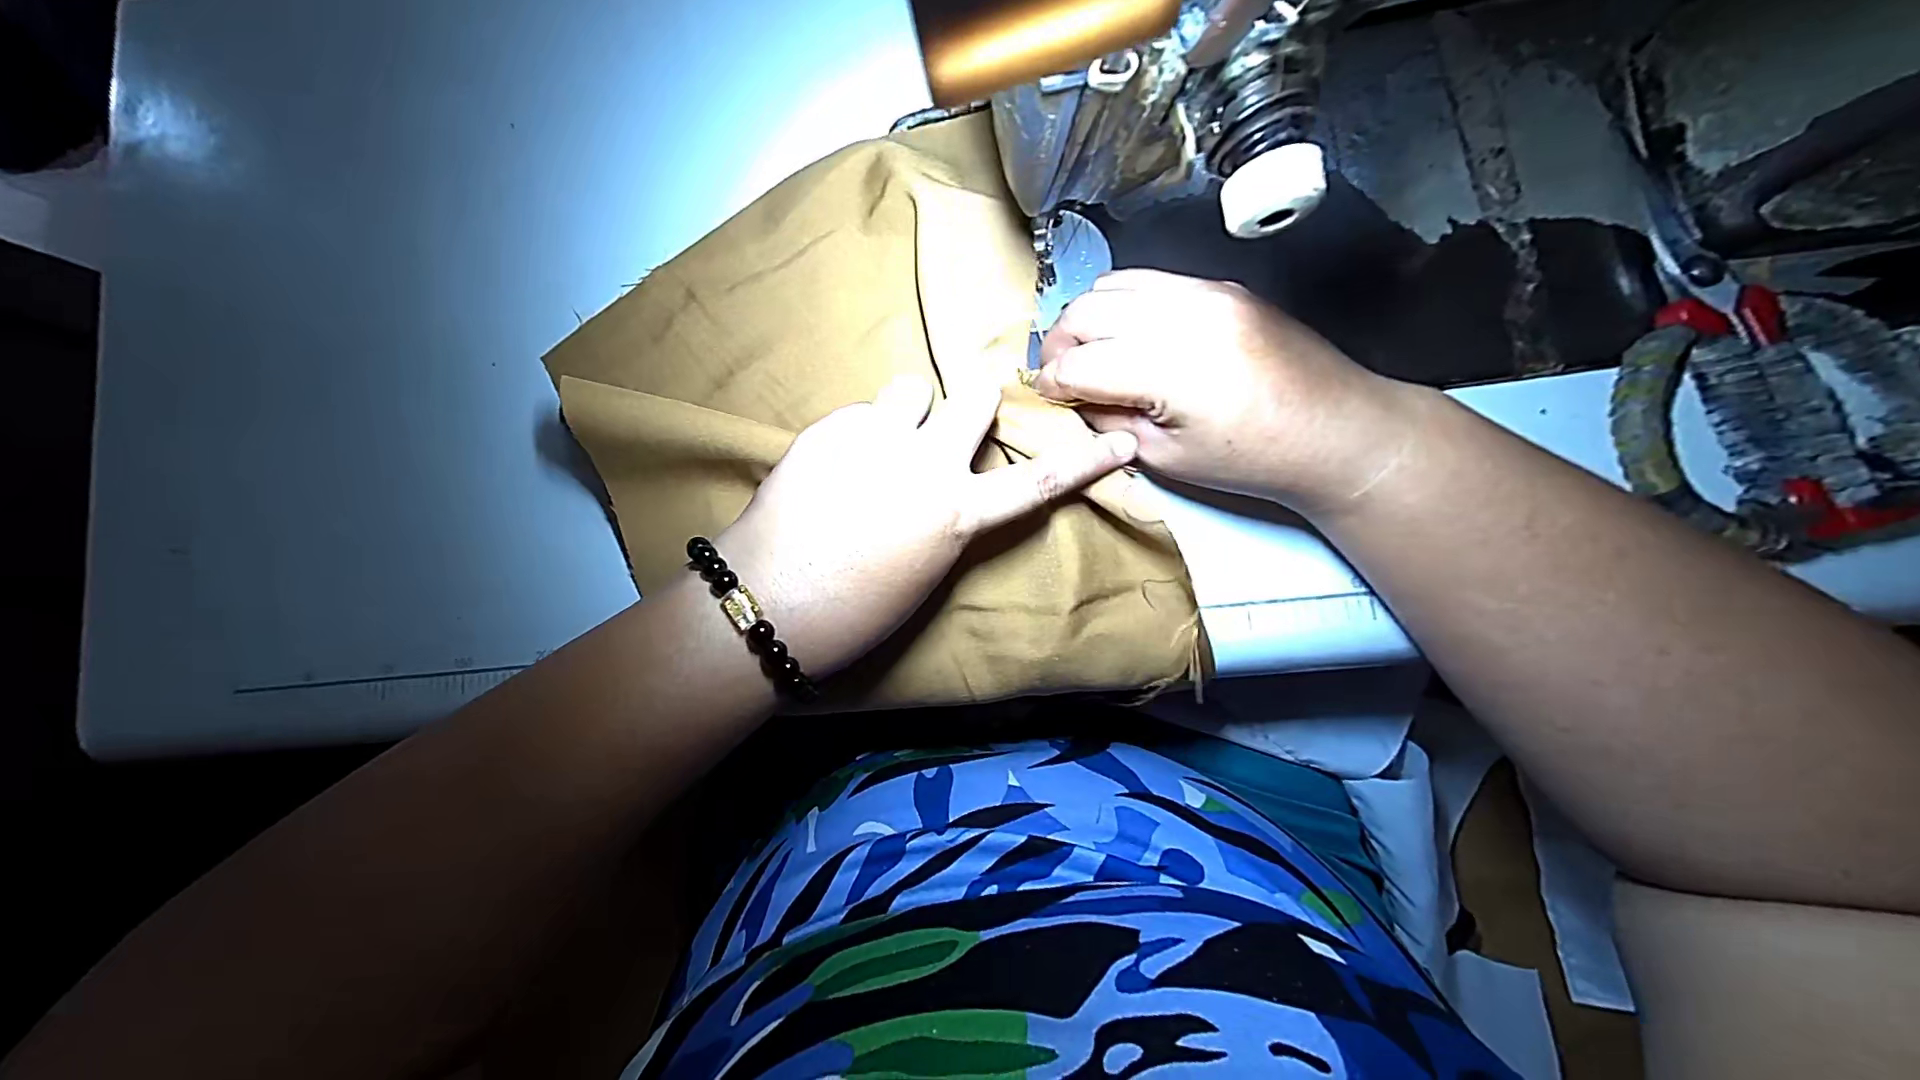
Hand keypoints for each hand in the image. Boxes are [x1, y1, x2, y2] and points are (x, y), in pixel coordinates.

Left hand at [712, 375, 1137, 676]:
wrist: (768, 603)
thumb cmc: (853, 612)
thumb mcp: (921, 571)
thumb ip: (943, 518)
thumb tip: (939, 483)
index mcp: (956, 516)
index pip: (1035, 484)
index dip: (1084, 462)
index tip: (1119, 441)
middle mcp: (927, 465)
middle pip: (973, 397)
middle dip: (973, 401)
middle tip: (955, 417)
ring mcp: (877, 438)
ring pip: (911, 388)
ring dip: (906, 409)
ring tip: (879, 442)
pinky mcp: (832, 427)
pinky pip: (860, 412)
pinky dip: (857, 431)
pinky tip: (830, 465)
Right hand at [1031, 269, 1422, 514]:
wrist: (1336, 430)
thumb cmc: (1253, 459)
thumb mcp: (1166, 458)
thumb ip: (1110, 421)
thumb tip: (1077, 398)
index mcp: (1170, 368)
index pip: (1079, 362)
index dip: (1051, 383)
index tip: (1045, 397)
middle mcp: (1184, 314)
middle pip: (1085, 311)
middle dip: (1059, 344)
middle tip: (1060, 376)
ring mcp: (1205, 291)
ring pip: (1111, 284)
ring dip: (1087, 317)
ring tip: (1088, 350)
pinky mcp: (1221, 285)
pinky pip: (1149, 279)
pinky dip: (1122, 303)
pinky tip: (1126, 332)